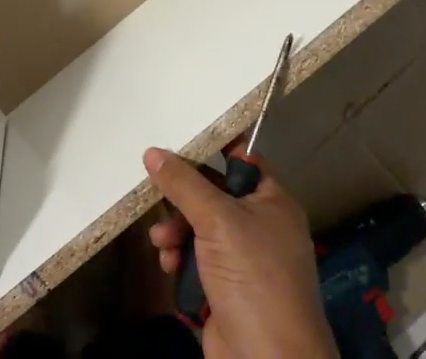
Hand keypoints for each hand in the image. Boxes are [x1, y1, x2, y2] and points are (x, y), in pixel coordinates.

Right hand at [144, 147, 336, 358]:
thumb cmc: (253, 277)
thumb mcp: (217, 221)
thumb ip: (184, 184)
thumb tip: (152, 152)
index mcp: (272, 200)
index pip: (239, 158)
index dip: (209, 148)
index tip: (173, 140)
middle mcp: (261, 223)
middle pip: (212, 192)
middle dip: (181, 199)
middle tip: (157, 199)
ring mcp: (243, 256)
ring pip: (199, 225)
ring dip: (175, 230)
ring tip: (163, 244)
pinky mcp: (225, 284)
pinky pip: (196, 255)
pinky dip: (179, 255)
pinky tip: (169, 265)